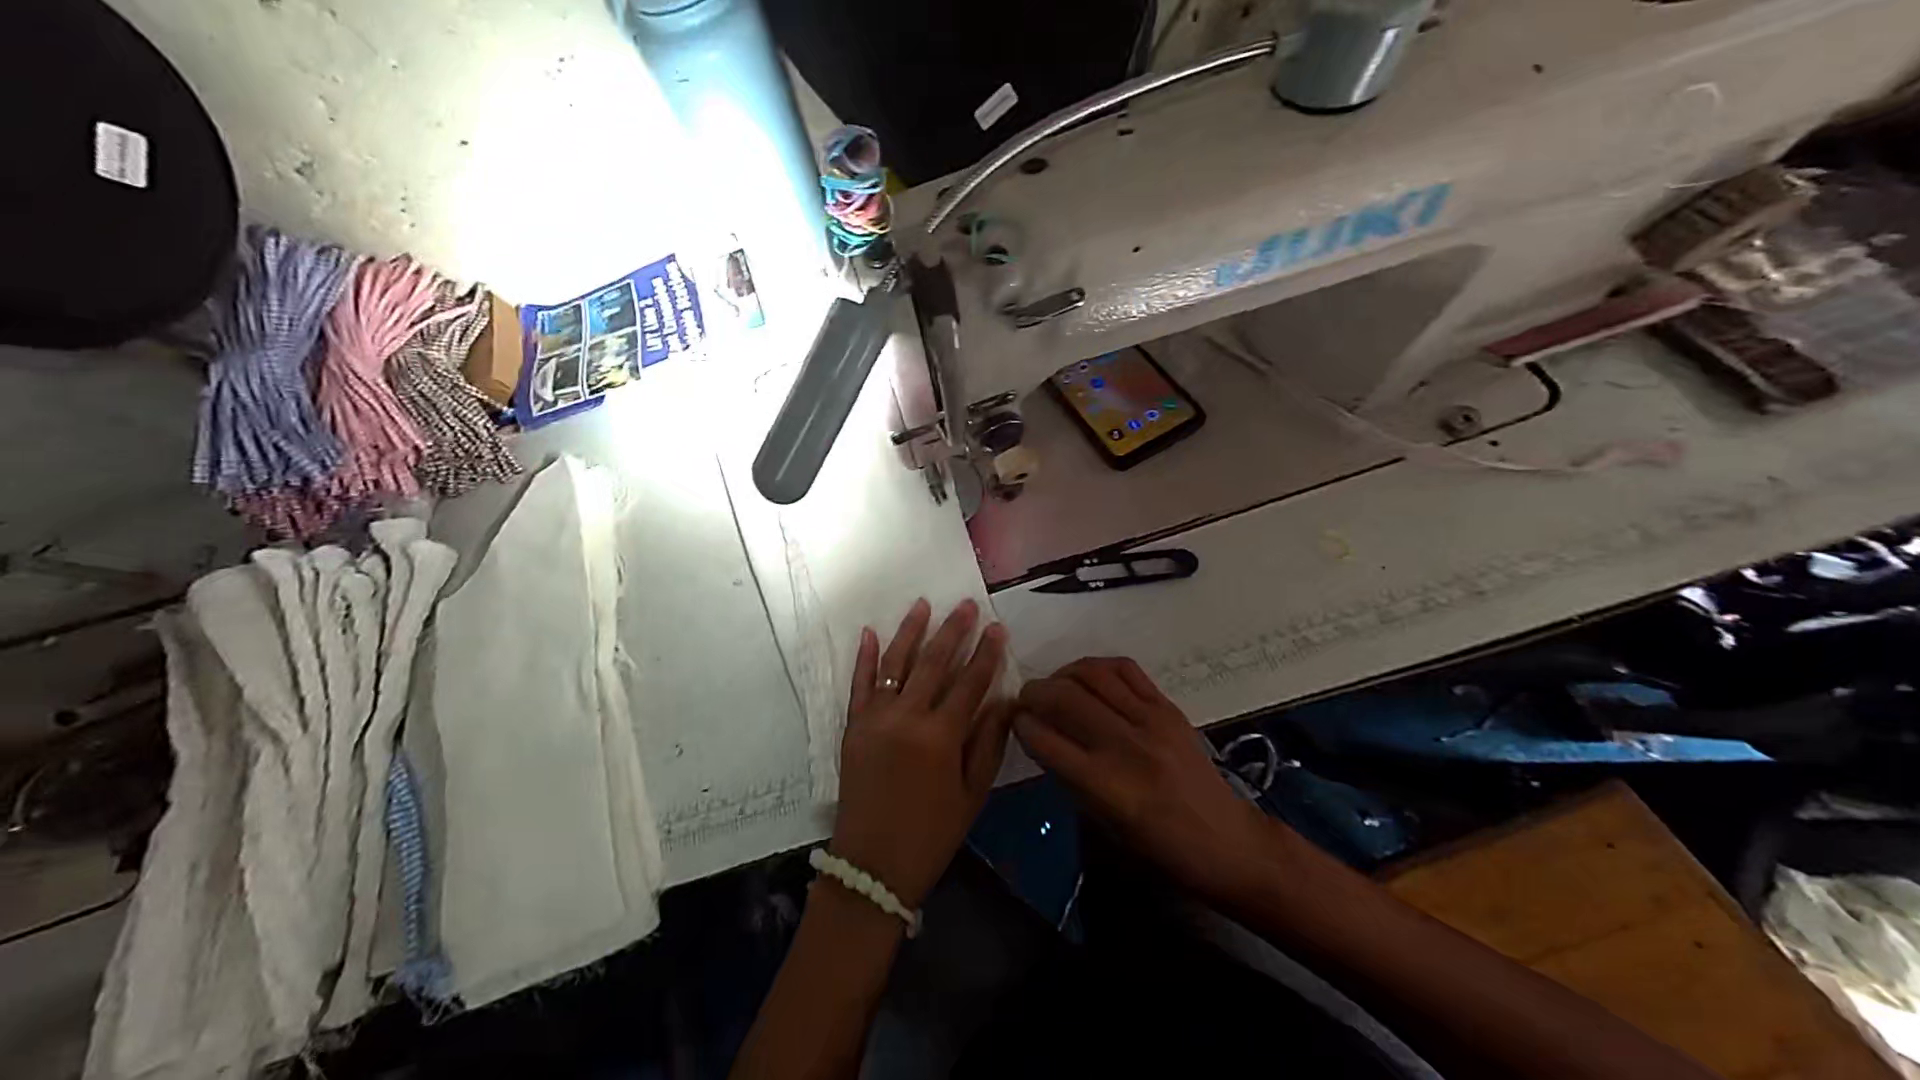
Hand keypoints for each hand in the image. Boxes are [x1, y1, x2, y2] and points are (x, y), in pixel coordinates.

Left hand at [830, 598, 1011, 910]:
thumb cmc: (932, 833)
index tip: (997, 627)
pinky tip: (871, 632)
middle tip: (966, 605)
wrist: (873, 865)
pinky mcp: (853, 727)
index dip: (987, 654)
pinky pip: (859, 685)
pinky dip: (865, 658)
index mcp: (941, 736)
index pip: (971, 682)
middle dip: (953, 631)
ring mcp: (875, 719)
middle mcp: (907, 718)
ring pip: (896, 664)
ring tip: (923, 604)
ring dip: (910, 631)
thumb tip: (1004, 700)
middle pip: (934, 663)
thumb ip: (989, 742)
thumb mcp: (973, 794)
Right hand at [1015, 657, 1269, 898]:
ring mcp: (1151, 721)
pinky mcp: (1169, 707)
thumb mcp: (1103, 823)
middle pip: (1065, 698)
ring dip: (1062, 674)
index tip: (1014, 721)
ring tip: (1055, 685)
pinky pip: (1126, 670)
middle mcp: (1126, 746)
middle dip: (1034, 693)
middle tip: (1026, 699)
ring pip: (1092, 674)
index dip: (1021, 725)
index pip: (1046, 740)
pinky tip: (1089, 678)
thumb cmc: (1159, 847)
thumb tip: (1040, 737)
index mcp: (1107, 786)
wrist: (1225, 839)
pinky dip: (1098, 667)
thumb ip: (1069, 778)